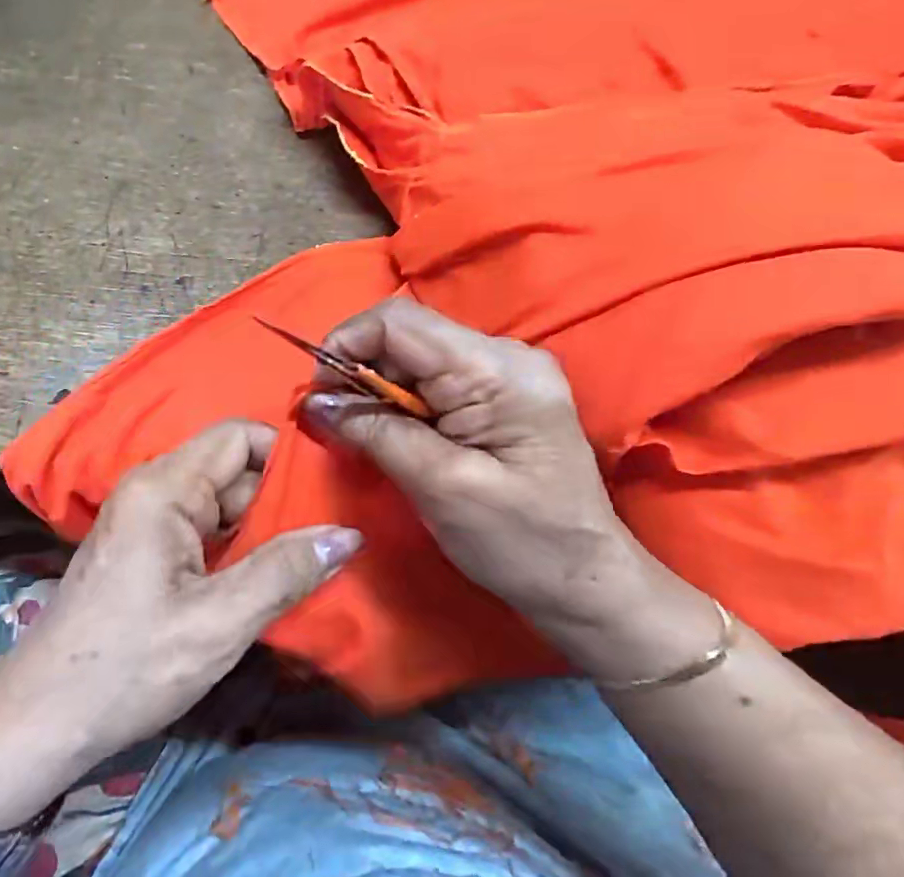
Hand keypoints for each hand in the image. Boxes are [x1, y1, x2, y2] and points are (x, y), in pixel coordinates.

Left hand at [0, 420, 362, 829]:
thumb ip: (285, 572)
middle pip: (233, 469)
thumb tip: (348, 534)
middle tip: (336, 529)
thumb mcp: (218, 623)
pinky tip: (272, 575)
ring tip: (316, 554)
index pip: (238, 436)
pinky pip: (206, 530)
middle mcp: (153, 489)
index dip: (286, 454)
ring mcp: (148, 519)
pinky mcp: (148, 549)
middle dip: (282, 497)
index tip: (331, 485)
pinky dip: (239, 547)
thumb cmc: (128, 667)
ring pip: (223, 503)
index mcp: (164, 487)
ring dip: (264, 528)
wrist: (44, 719)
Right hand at [299, 300, 715, 670]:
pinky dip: (403, 403)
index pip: (398, 321)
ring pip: (415, 357)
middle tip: (338, 426)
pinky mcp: (501, 393)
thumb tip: (315, 401)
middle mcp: (504, 354)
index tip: (319, 396)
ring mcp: (506, 371)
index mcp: (497, 370)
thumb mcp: (440, 488)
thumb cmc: (521, 543)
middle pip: (406, 336)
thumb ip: (377, 433)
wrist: (587, 582)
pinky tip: (398, 437)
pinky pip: (434, 379)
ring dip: (379, 391)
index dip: (346, 345)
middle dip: (360, 373)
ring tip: (366, 437)